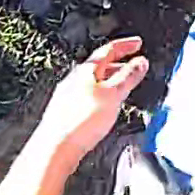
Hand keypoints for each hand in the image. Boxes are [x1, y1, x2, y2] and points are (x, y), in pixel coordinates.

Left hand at [33, 36, 149, 166]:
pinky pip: (86, 99)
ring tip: (121, 88)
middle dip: (118, 65)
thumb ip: (129, 76)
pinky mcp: (64, 115)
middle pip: (100, 67)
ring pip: (92, 84)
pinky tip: (103, 109)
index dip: (126, 46)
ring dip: (109, 82)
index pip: (109, 50)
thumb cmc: (79, 121)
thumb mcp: (113, 95)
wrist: (53, 151)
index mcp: (86, 71)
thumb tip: (140, 62)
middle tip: (132, 65)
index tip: (137, 43)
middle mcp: (74, 80)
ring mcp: (67, 98)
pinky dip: (99, 98)